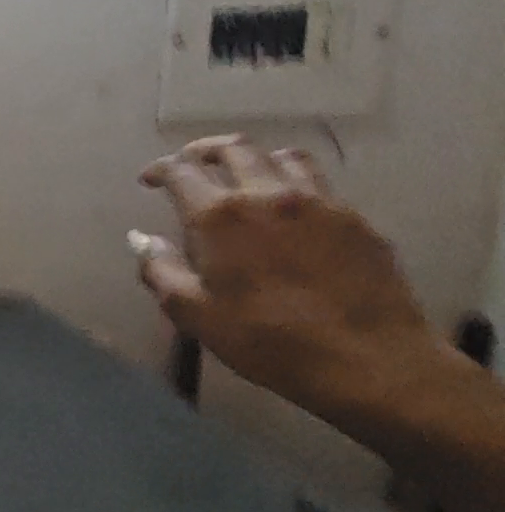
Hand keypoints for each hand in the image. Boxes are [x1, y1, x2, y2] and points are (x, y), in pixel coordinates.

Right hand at [134, 135, 448, 417]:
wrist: (370, 363)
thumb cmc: (265, 338)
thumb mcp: (192, 311)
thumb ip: (159, 268)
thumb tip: (142, 239)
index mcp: (219, 216)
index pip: (181, 171)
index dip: (159, 169)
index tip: (149, 180)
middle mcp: (269, 196)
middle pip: (235, 149)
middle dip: (205, 150)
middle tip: (192, 164)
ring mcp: (322, 205)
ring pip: (285, 158)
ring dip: (256, 160)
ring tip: (246, 178)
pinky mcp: (359, 223)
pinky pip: (322, 187)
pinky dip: (296, 186)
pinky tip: (291, 214)